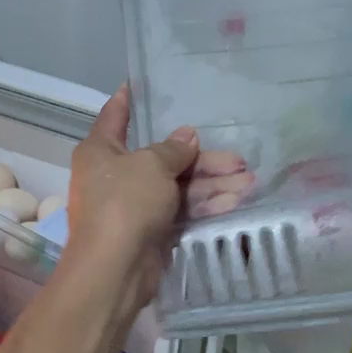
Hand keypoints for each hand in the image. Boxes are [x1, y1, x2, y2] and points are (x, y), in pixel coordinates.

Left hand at [64, 86, 253, 306]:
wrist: (114, 270)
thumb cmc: (124, 204)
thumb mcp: (151, 166)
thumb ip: (173, 149)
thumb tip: (187, 136)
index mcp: (101, 150)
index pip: (116, 116)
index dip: (130, 100)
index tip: (141, 83)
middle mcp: (115, 174)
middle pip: (162, 157)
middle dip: (201, 157)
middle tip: (238, 157)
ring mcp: (133, 205)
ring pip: (177, 186)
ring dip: (211, 183)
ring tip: (250, 181)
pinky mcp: (151, 230)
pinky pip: (180, 210)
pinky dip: (204, 205)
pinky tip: (236, 201)